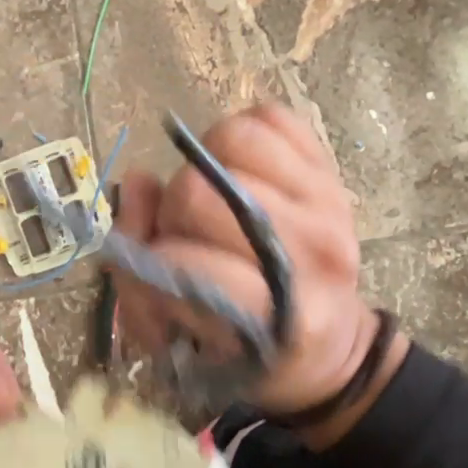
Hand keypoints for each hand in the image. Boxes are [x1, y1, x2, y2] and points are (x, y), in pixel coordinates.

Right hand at [115, 104, 392, 425]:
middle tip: (182, 235)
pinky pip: (271, 116)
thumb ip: (136, 269)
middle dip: (173, 212)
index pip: (184, 259)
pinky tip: (232, 171)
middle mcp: (314, 251)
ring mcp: (330, 203)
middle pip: (200, 190)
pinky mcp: (331, 170)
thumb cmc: (238, 350)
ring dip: (203, 165)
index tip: (162, 271)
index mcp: (274, 311)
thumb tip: (137, 182)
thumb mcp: (171, 337)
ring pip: (236, 140)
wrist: (324, 343)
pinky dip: (238, 136)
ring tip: (207, 198)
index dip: (153, 259)